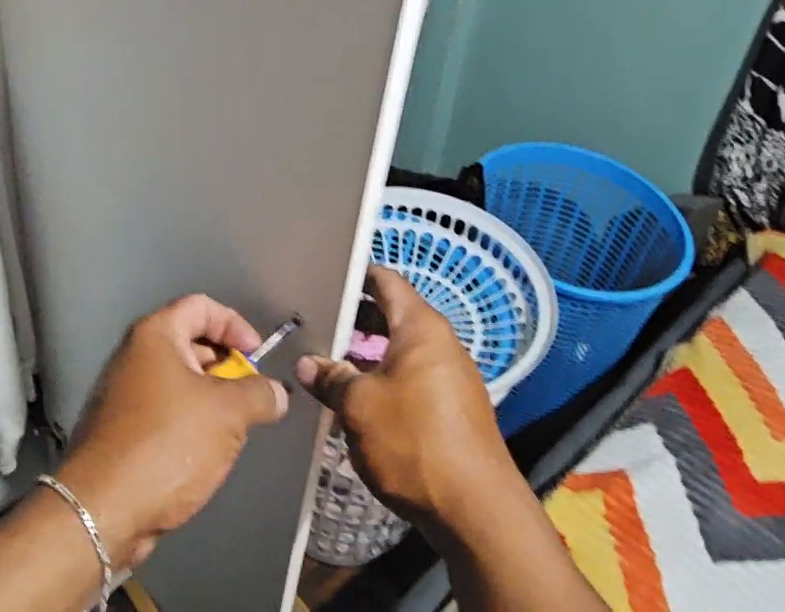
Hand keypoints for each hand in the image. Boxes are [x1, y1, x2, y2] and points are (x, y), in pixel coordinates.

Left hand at [54, 295, 288, 569]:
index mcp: (155, 335)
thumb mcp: (229, 413)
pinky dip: (190, 422)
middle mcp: (134, 356)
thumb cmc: (168, 443)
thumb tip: (276, 393)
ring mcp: (123, 394)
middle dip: (227, 366)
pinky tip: (205, 451)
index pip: (202, 306)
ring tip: (232, 427)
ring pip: (179, 381)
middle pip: (191, 342)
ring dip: (212, 399)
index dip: (235, 325)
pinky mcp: (121, 431)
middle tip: (248, 395)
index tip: (257, 356)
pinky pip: (165, 411)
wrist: (103, 510)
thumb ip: (261, 394)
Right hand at [295, 266, 510, 528]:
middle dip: (354, 322)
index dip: (356, 276)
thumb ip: (332, 379)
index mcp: (421, 327)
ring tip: (327, 367)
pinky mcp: (452, 410)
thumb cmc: (414, 440)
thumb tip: (308, 364)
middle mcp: (441, 344)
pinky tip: (356, 404)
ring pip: (399, 353)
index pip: (387, 281)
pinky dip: (383, 383)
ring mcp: (450, 378)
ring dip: (365, 358)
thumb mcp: (359, 406)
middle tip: (314, 327)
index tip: (324, 278)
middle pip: (392, 317)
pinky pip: (411, 381)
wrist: (475, 509)